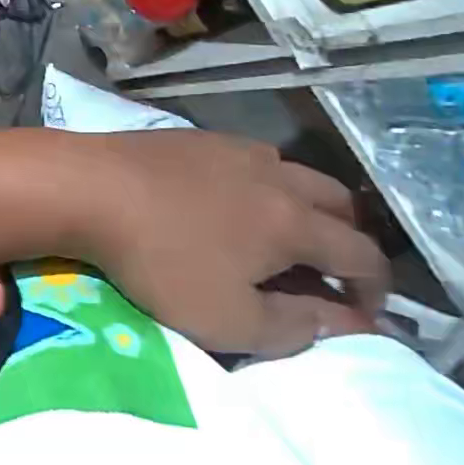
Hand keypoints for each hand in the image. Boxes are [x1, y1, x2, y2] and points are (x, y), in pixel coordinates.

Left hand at [55, 130, 388, 358]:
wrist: (86, 187)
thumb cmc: (158, 259)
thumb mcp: (228, 319)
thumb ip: (295, 328)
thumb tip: (343, 322)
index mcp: (294, 222)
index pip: (364, 255)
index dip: (376, 290)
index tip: (363, 313)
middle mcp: (273, 174)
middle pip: (337, 202)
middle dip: (346, 238)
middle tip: (326, 267)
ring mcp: (227, 147)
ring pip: (289, 171)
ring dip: (300, 202)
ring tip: (276, 229)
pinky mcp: (186, 136)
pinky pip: (240, 155)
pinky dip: (253, 179)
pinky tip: (223, 195)